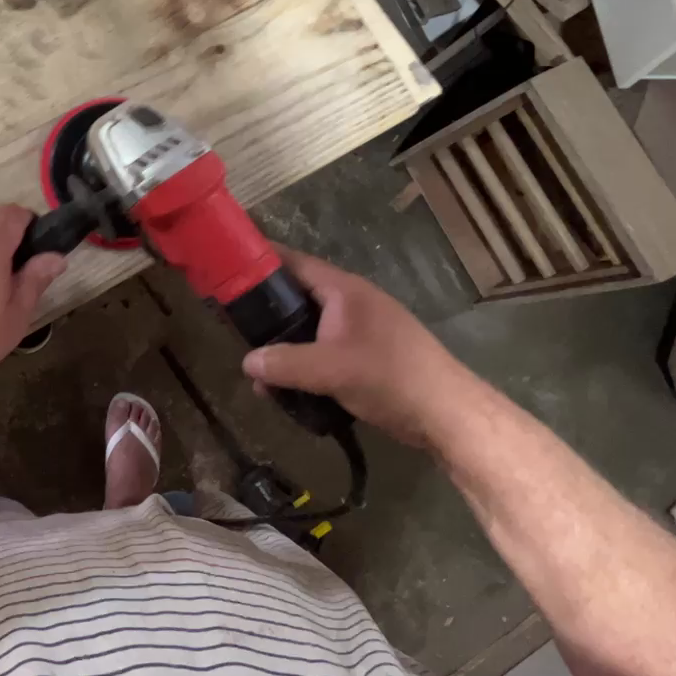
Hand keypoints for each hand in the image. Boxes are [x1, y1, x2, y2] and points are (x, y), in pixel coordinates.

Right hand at [241, 247, 479, 448]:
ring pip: (309, 329)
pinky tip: (288, 389)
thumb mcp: (330, 370)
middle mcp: (351, 303)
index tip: (227, 265)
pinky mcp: (366, 356)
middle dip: (266, 313)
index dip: (261, 260)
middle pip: (298, 297)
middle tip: (233, 325)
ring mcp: (361, 330)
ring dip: (284, 347)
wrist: (448, 415)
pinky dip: (303, 364)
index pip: (295, 262)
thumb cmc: (390, 377)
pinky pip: (323, 351)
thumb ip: (284, 363)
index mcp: (344, 291)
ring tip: (258, 372)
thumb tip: (247, 362)